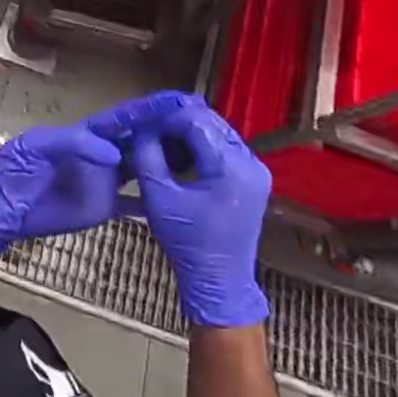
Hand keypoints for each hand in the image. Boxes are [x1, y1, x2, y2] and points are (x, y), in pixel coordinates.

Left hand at [0, 91, 197, 254]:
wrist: (1, 208)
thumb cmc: (14, 169)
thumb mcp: (38, 146)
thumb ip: (76, 145)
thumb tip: (114, 154)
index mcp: (85, 135)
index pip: (123, 119)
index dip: (149, 110)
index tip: (178, 101)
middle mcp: (100, 156)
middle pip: (139, 141)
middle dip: (167, 133)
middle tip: (200, 127)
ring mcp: (103, 182)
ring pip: (142, 169)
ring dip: (166, 164)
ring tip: (199, 160)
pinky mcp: (101, 208)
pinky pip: (132, 204)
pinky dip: (152, 203)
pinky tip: (178, 202)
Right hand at [127, 104, 271, 327]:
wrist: (218, 279)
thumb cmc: (186, 241)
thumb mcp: (158, 197)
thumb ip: (148, 156)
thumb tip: (141, 129)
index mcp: (230, 166)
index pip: (196, 121)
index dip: (166, 117)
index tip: (141, 121)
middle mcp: (251, 162)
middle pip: (211, 124)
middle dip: (177, 123)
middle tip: (148, 129)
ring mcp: (256, 171)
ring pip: (218, 135)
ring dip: (188, 135)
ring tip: (160, 144)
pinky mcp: (252, 181)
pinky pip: (224, 151)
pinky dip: (200, 149)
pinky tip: (178, 159)